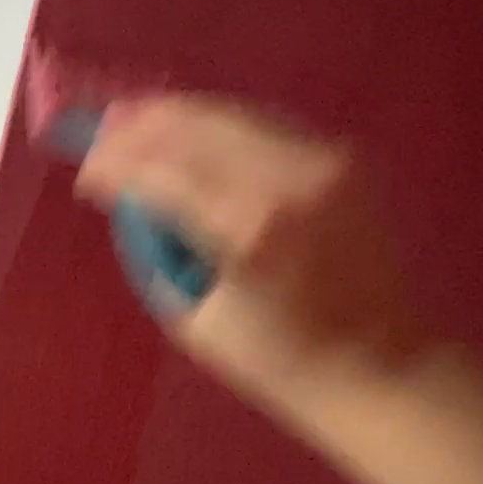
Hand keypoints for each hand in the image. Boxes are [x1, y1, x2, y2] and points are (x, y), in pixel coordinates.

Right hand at [74, 95, 423, 405]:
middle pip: (195, 126)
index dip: (114, 164)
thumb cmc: (286, 364)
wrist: (397, 368)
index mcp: (246, 227)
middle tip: (100, 129)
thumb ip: (163, 252)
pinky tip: (192, 130)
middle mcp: (287, 178)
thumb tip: (135, 202)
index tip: (84, 170)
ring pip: (231, 115)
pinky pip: (264, 126)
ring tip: (133, 117)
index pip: (159, 172)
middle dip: (139, 123)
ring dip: (177, 115)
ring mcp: (324, 161)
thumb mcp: (197, 322)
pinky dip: (219, 125)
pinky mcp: (345, 159)